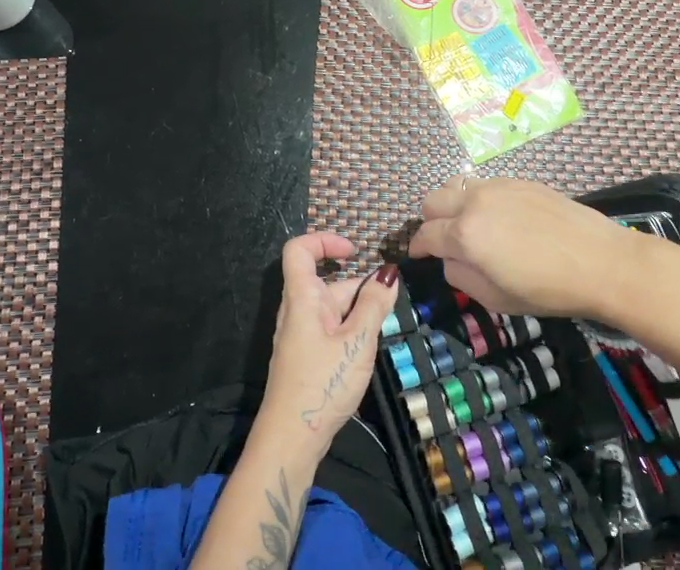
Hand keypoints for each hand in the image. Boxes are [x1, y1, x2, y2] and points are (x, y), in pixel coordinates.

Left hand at [259, 233, 399, 455]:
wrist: (291, 438)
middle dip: (359, 288)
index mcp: (302, 297)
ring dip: (358, 312)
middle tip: (388, 308)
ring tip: (381, 333)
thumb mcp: (357, 342)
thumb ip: (374, 305)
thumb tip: (388, 273)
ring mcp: (300, 334)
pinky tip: (367, 350)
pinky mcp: (306, 355)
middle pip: (327, 282)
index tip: (354, 251)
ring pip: (332, 307)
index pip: (299, 250)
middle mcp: (297, 310)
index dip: (324, 241)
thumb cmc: (322, 384)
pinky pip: (330, 328)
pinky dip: (350, 330)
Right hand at [409, 176, 649, 319]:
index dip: (417, 248)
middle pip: (433, 201)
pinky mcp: (519, 181)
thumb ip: (460, 277)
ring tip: (467, 225)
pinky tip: (498, 218)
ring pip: (456, 186)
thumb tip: (449, 259)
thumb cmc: (548, 290)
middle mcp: (475, 203)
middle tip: (443, 242)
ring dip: (452, 205)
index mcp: (464, 235)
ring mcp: (498, 186)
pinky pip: (484, 184)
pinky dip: (478, 198)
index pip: (425, 236)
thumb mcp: (495, 299)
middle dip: (430, 222)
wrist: (601, 262)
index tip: (417, 256)